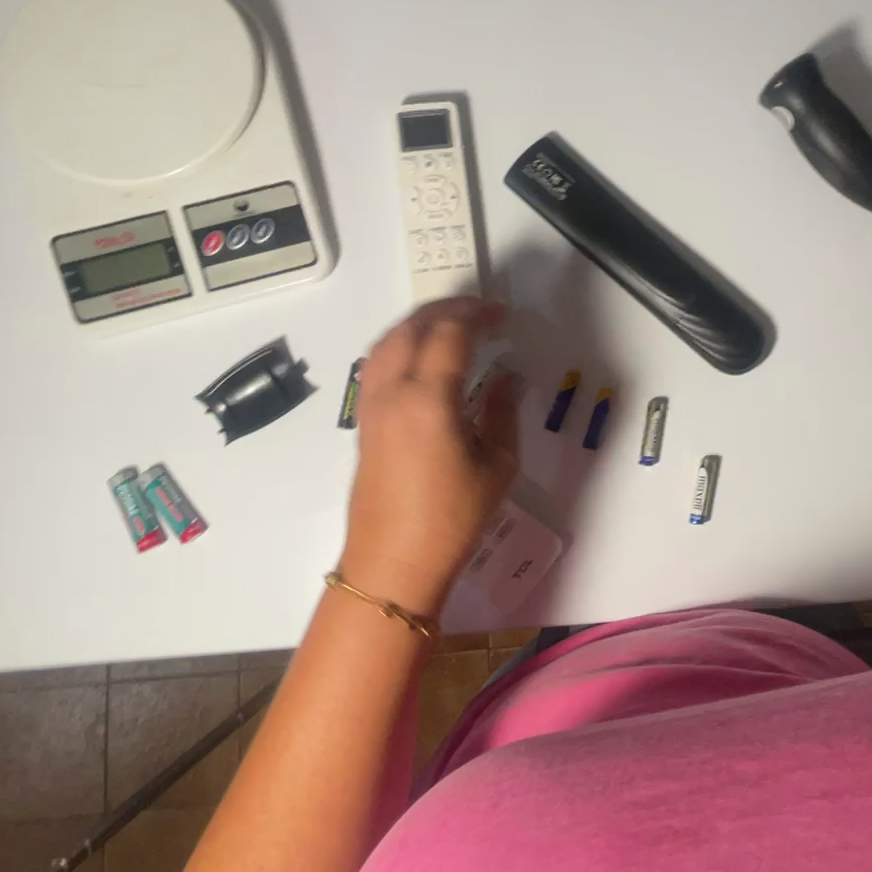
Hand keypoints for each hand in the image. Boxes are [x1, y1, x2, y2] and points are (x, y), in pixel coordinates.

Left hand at [341, 297, 520, 615]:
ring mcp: (372, 405)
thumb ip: (503, 411)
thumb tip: (508, 376)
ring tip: (451, 323)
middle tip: (480, 310)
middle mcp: (393, 392)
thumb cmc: (453, 518)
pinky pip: (376, 362)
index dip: (478, 315)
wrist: (393, 562)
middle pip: (413, 327)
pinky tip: (421, 354)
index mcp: (430, 399)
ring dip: (419, 321)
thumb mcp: (497, 465)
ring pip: (387, 340)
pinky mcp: (364, 421)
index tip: (502, 314)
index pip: (450, 334)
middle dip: (446, 308)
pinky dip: (400, 343)